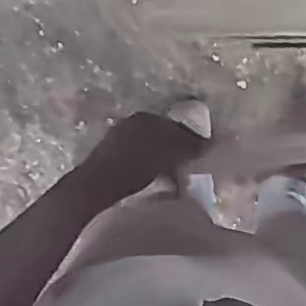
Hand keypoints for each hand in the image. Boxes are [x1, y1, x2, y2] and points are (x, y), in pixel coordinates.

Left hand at [71, 111, 207, 204]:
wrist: (97, 186)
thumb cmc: (135, 165)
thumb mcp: (168, 151)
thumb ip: (189, 144)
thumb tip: (208, 143)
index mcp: (146, 118)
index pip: (178, 126)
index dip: (194, 140)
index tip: (207, 155)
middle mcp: (132, 124)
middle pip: (165, 137)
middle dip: (180, 151)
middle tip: (194, 167)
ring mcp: (119, 141)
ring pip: (153, 150)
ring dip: (167, 162)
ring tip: (179, 178)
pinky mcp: (111, 160)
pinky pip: (142, 162)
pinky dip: (154, 170)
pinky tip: (159, 182)